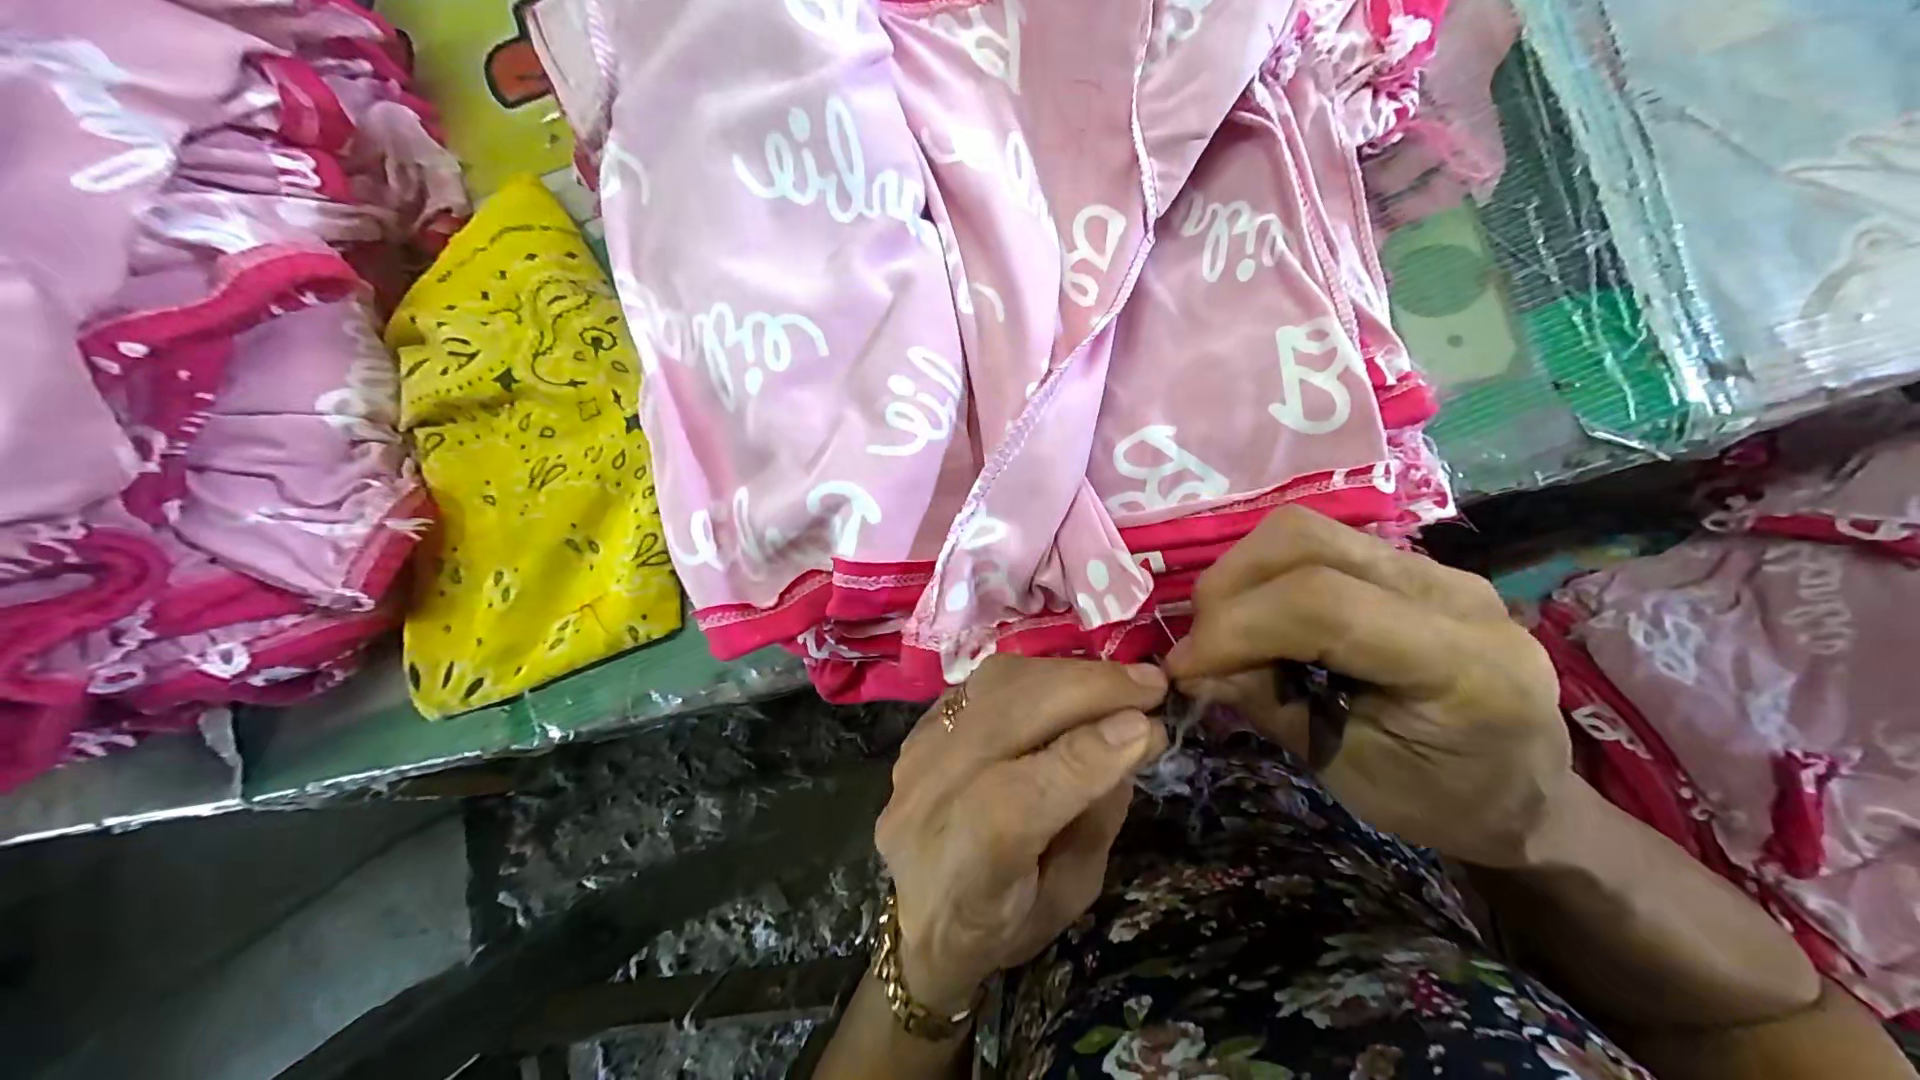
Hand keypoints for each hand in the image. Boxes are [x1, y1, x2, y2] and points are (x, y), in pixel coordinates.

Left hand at [875, 656, 1168, 1012]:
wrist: (914, 914)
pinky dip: (1034, 677)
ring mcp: (916, 755)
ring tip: (1117, 682)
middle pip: (1009, 716)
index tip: (1150, 726)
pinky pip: (981, 682)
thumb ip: (1097, 821)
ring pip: (995, 683)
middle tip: (1152, 684)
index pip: (1022, 797)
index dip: (1088, 756)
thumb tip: (1128, 737)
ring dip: (1067, 674)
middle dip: (1090, 691)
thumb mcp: (1068, 896)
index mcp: (968, 865)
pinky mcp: (917, 727)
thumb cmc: (1001, 922)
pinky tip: (1069, 686)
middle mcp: (932, 797)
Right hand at [1165, 506, 1572, 867]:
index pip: (1322, 604)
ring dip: (1240, 576)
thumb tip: (1190, 669)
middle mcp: (1451, 592)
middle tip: (1199, 647)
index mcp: (1459, 662)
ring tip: (1224, 631)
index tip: (1182, 668)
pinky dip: (1264, 576)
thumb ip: (1270, 707)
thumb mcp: (1349, 772)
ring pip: (1303, 531)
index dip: (1235, 628)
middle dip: (1228, 588)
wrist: (1523, 790)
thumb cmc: (1444, 803)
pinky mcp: (1408, 563)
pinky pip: (1317, 544)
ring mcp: (1432, 567)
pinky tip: (1259, 619)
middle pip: (1305, 541)